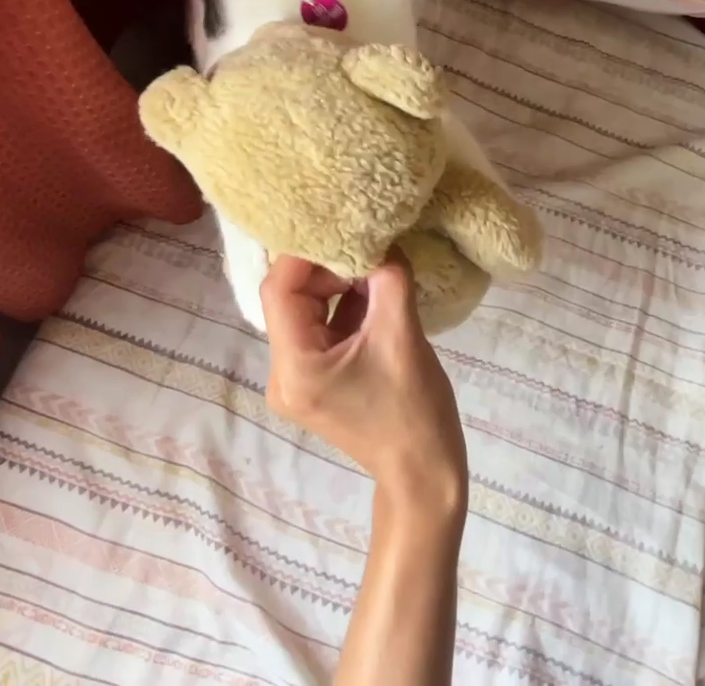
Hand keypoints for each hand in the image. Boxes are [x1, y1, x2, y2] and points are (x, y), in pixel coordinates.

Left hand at [261, 254, 467, 515]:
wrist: (424, 473)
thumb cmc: (414, 411)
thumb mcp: (403, 336)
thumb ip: (388, 280)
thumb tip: (381, 238)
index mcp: (294, 368)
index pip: (279, 290)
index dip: (306, 254)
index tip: (345, 231)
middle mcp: (283, 374)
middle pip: (291, 298)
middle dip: (328, 268)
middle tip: (370, 251)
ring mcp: (298, 379)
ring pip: (308, 311)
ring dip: (340, 285)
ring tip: (378, 269)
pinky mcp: (317, 380)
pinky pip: (322, 329)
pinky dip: (346, 307)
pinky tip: (377, 293)